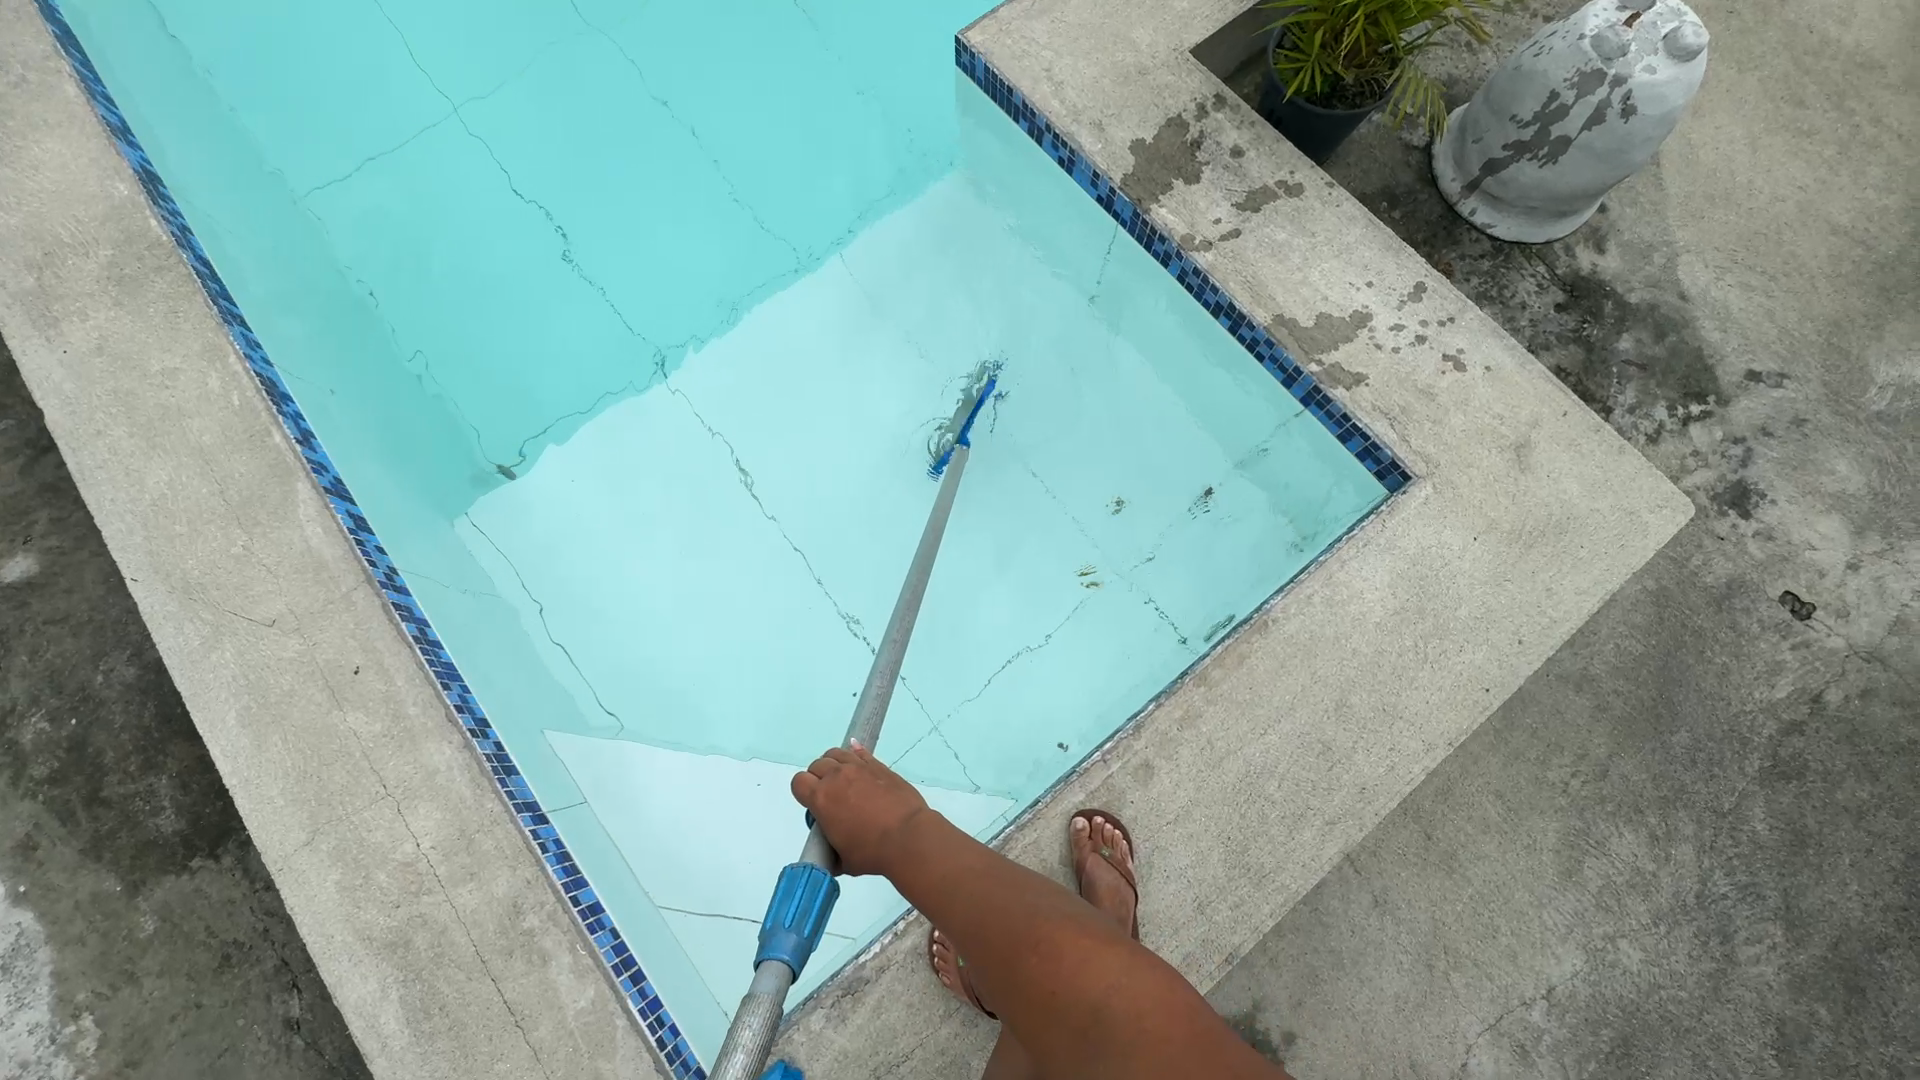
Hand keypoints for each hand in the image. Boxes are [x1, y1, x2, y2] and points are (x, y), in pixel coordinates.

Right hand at [790, 742, 931, 876]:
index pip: (798, 782)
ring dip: (834, 764)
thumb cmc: (872, 852)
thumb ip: (832, 853)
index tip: (813, 804)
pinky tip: (857, 760)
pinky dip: (854, 754)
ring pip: (836, 754)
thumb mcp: (843, 861)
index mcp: (821, 798)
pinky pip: (860, 751)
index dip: (803, 792)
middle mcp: (836, 777)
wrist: (908, 836)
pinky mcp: (879, 765)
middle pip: (817, 765)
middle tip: (829, 795)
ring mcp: (859, 767)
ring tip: (842, 779)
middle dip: (818, 778)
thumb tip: (833, 857)